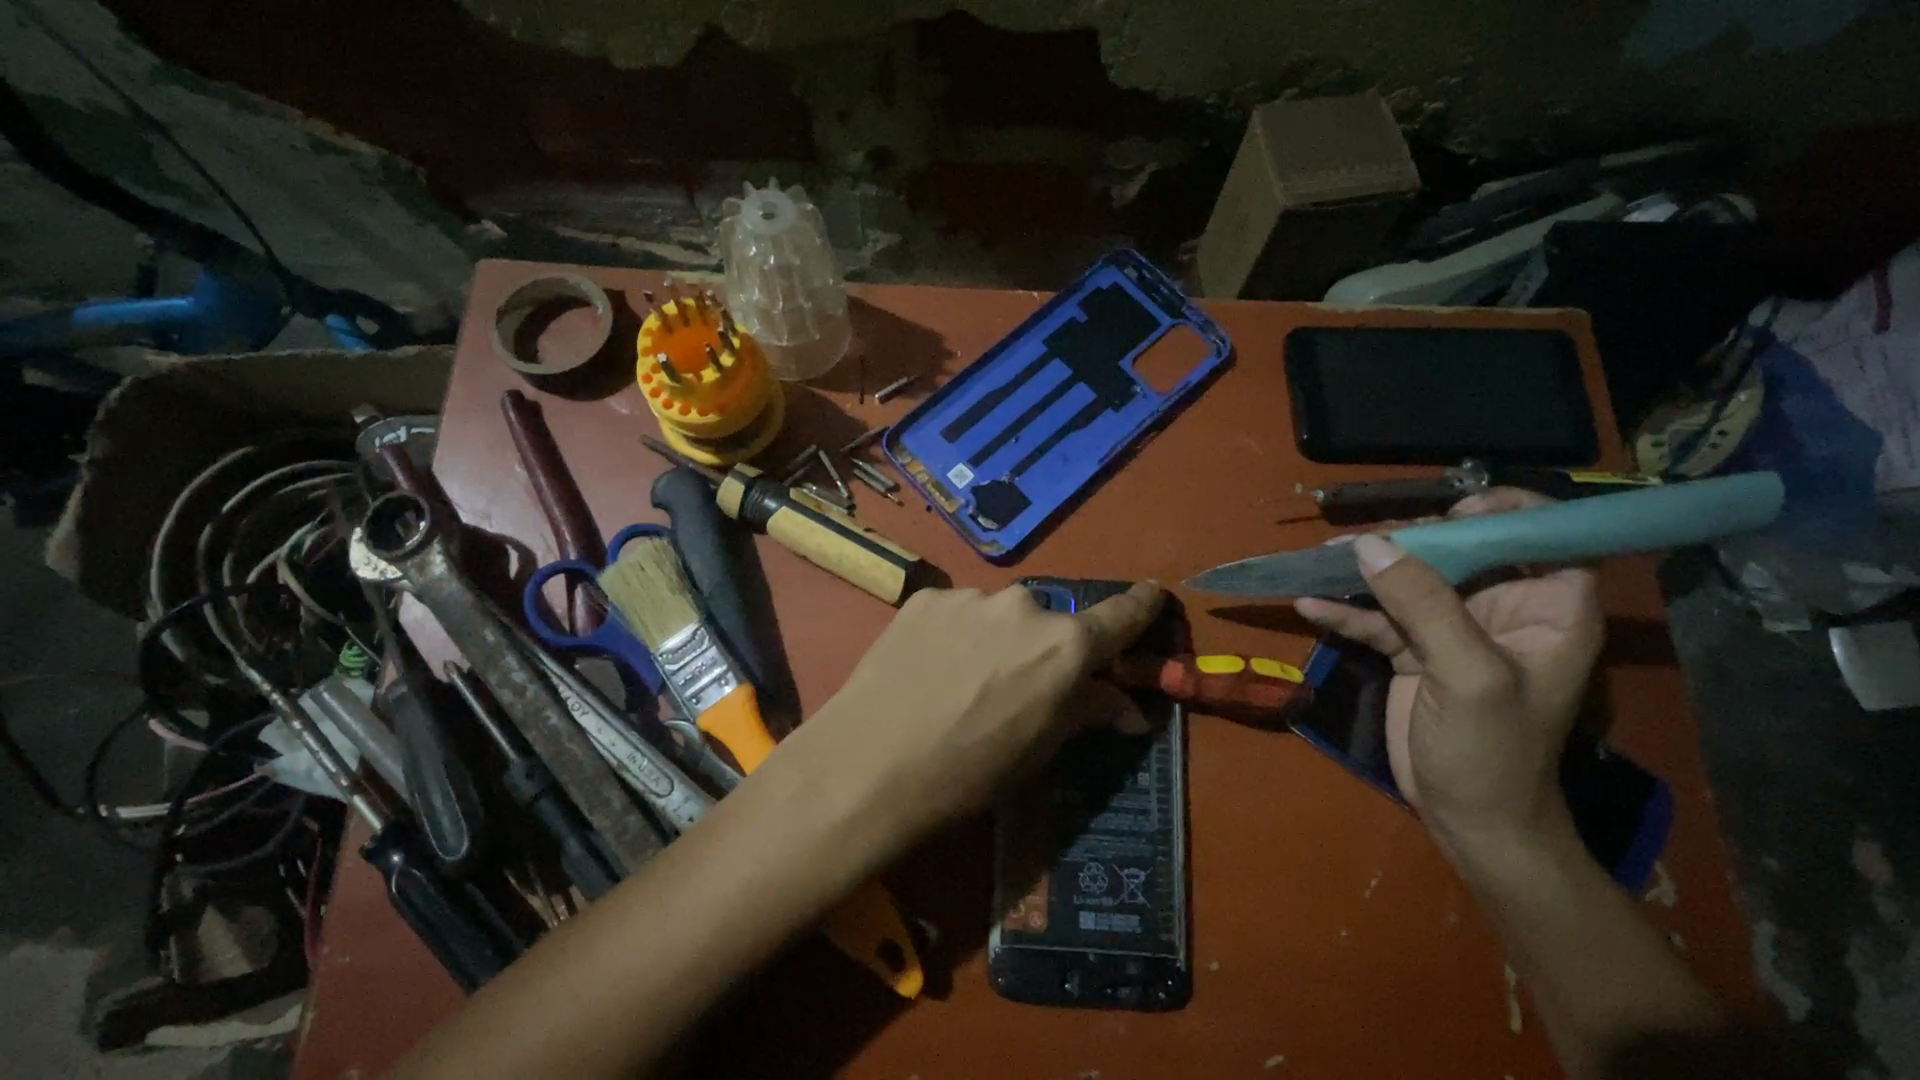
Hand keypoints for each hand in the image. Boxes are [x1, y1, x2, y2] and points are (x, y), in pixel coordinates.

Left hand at [792, 582, 1163, 838]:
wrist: (869, 764)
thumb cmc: (968, 773)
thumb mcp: (1038, 751)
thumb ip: (1087, 713)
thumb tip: (1130, 710)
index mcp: (1065, 646)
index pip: (1120, 616)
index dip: (1141, 607)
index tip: (1151, 596)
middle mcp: (1024, 607)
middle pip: (1049, 622)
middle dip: (1042, 648)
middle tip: (1015, 687)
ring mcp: (970, 597)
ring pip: (998, 615)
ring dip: (994, 640)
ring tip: (960, 683)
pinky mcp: (925, 597)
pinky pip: (956, 612)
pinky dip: (954, 635)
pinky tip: (929, 670)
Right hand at [1295, 489, 1602, 861]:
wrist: (1470, 821)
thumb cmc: (1494, 752)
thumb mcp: (1468, 675)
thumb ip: (1423, 604)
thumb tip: (1370, 544)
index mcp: (1547, 610)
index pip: (1548, 537)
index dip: (1511, 513)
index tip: (1457, 510)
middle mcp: (1503, 610)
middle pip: (1462, 552)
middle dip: (1414, 540)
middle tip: (1366, 542)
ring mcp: (1453, 632)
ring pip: (1411, 582)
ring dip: (1368, 572)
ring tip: (1320, 562)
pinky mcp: (1414, 654)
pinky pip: (1378, 620)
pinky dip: (1346, 611)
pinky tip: (1309, 604)